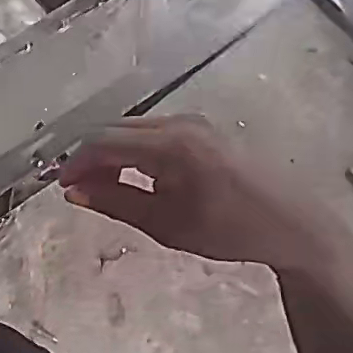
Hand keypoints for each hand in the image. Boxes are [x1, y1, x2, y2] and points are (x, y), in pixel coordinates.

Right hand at [58, 114, 349, 274]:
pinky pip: (150, 132)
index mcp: (171, 145)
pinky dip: (131, 150)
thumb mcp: (166, 224)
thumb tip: (73, 192)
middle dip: (90, 157)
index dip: (76, 163)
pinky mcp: (199, 128)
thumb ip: (115, 203)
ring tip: (99, 186)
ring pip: (131, 129)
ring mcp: (191, 121)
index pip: (104, 142)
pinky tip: (130, 175)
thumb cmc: (230, 230)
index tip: (60, 186)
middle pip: (114, 129)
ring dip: (110, 153)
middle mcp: (179, 122)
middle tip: (76, 188)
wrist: (292, 223)